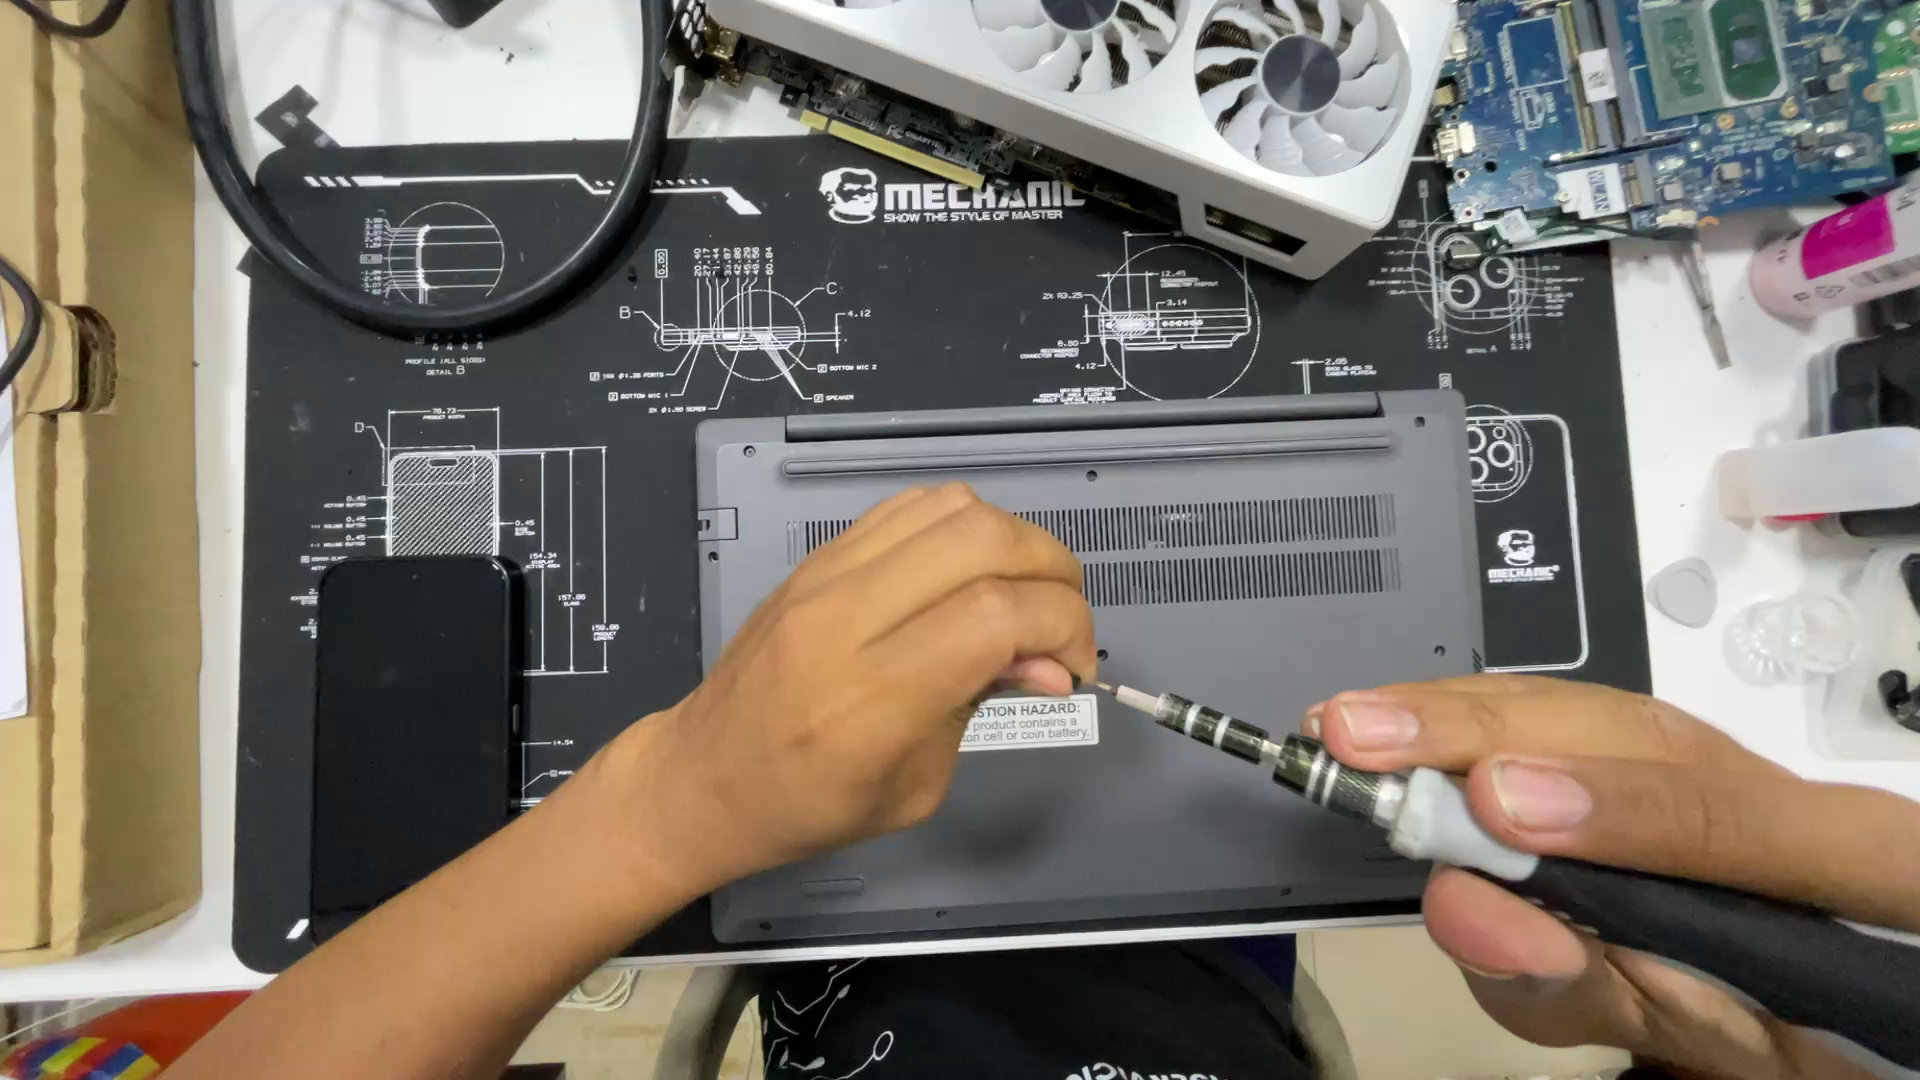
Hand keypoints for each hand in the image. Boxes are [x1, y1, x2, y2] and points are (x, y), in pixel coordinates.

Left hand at [587, 483, 1096, 896]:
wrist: (705, 773)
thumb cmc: (810, 806)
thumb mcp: (917, 786)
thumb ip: (984, 704)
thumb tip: (1051, 659)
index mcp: (873, 698)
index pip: (996, 615)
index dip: (1063, 626)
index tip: (1075, 665)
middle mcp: (848, 618)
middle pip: (982, 542)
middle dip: (1053, 572)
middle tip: (1062, 620)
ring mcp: (826, 574)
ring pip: (951, 509)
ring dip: (1013, 541)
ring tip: (1022, 590)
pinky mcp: (818, 555)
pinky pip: (910, 506)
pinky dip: (963, 525)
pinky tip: (968, 570)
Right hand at [1306, 675, 1919, 1079]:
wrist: (1768, 998)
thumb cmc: (1760, 1034)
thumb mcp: (1688, 1043)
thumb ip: (1584, 988)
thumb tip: (1465, 909)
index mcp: (1863, 883)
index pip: (1769, 834)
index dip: (1633, 812)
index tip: (1498, 808)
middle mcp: (1775, 798)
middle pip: (1642, 736)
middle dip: (1484, 732)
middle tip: (1362, 738)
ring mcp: (1694, 760)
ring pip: (1575, 707)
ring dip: (1442, 715)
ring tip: (1346, 724)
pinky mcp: (1611, 744)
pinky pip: (1530, 712)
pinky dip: (1439, 718)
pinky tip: (1376, 720)